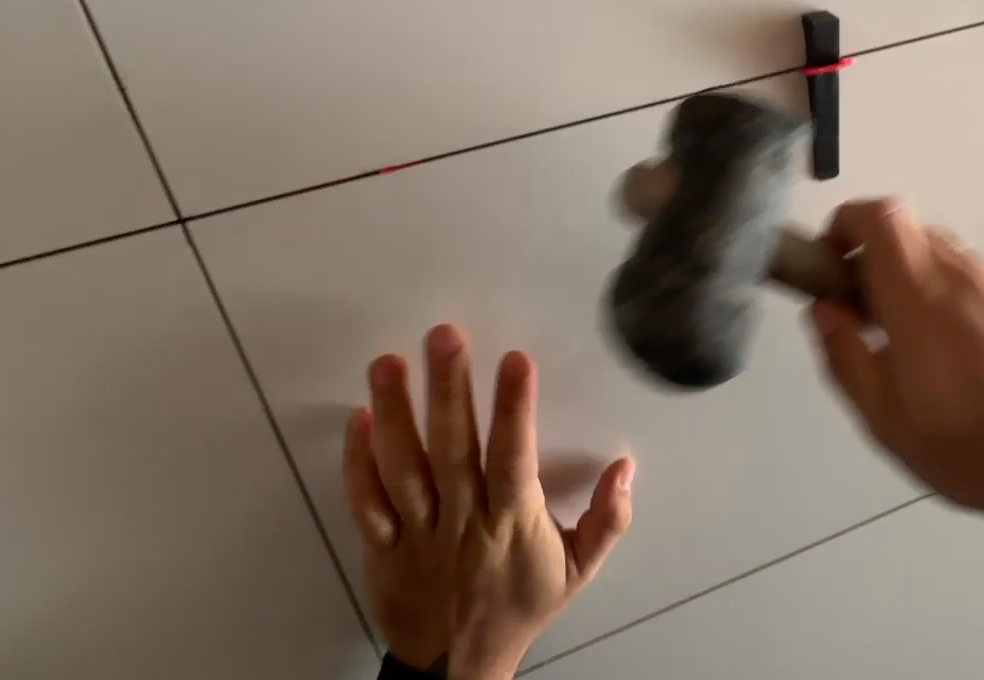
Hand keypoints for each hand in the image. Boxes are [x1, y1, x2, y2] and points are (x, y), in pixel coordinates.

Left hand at [343, 325, 634, 677]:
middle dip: (449, 389)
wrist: (458, 671)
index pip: (515, 457)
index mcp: (511, 522)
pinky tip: (358, 419)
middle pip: (453, 448)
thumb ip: (607, 519)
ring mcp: (416, 534)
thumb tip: (625, 467)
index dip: (515, 409)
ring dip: (395, 413)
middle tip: (443, 337)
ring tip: (387, 363)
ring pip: (403, 468)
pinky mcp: (381, 549)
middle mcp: (461, 521)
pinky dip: (358, 463)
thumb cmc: (521, 606)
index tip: (515, 361)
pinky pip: (366, 504)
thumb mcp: (578, 570)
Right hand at [805, 199, 983, 559]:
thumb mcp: (884, 418)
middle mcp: (960, 274)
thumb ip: (844, 354)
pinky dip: (942, 289)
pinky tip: (952, 348)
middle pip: (906, 229)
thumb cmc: (969, 446)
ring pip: (937, 250)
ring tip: (906, 334)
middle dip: (872, 255)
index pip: (880, 216)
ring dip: (908, 273)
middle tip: (862, 309)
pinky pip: (968, 273)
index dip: (846, 221)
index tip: (831, 261)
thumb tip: (824, 307)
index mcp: (919, 297)